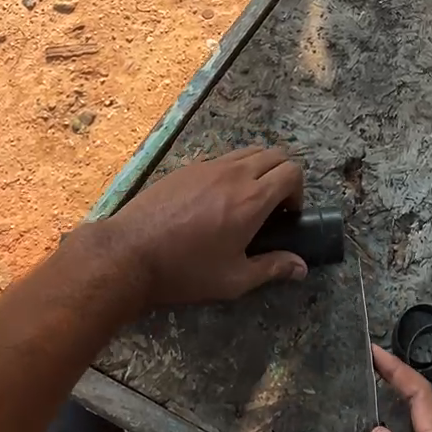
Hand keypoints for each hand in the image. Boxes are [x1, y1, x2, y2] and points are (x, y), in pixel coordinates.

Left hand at [108, 146, 307, 307]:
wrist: (130, 253)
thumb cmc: (186, 270)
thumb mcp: (233, 279)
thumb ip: (271, 268)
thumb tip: (302, 268)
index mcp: (253, 199)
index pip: (292, 172)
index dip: (297, 191)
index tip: (286, 214)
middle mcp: (236, 173)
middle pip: (275, 154)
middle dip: (283, 176)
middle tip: (271, 206)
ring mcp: (211, 165)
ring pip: (250, 151)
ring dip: (259, 168)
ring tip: (246, 198)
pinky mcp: (189, 166)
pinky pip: (224, 157)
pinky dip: (233, 170)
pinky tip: (215, 198)